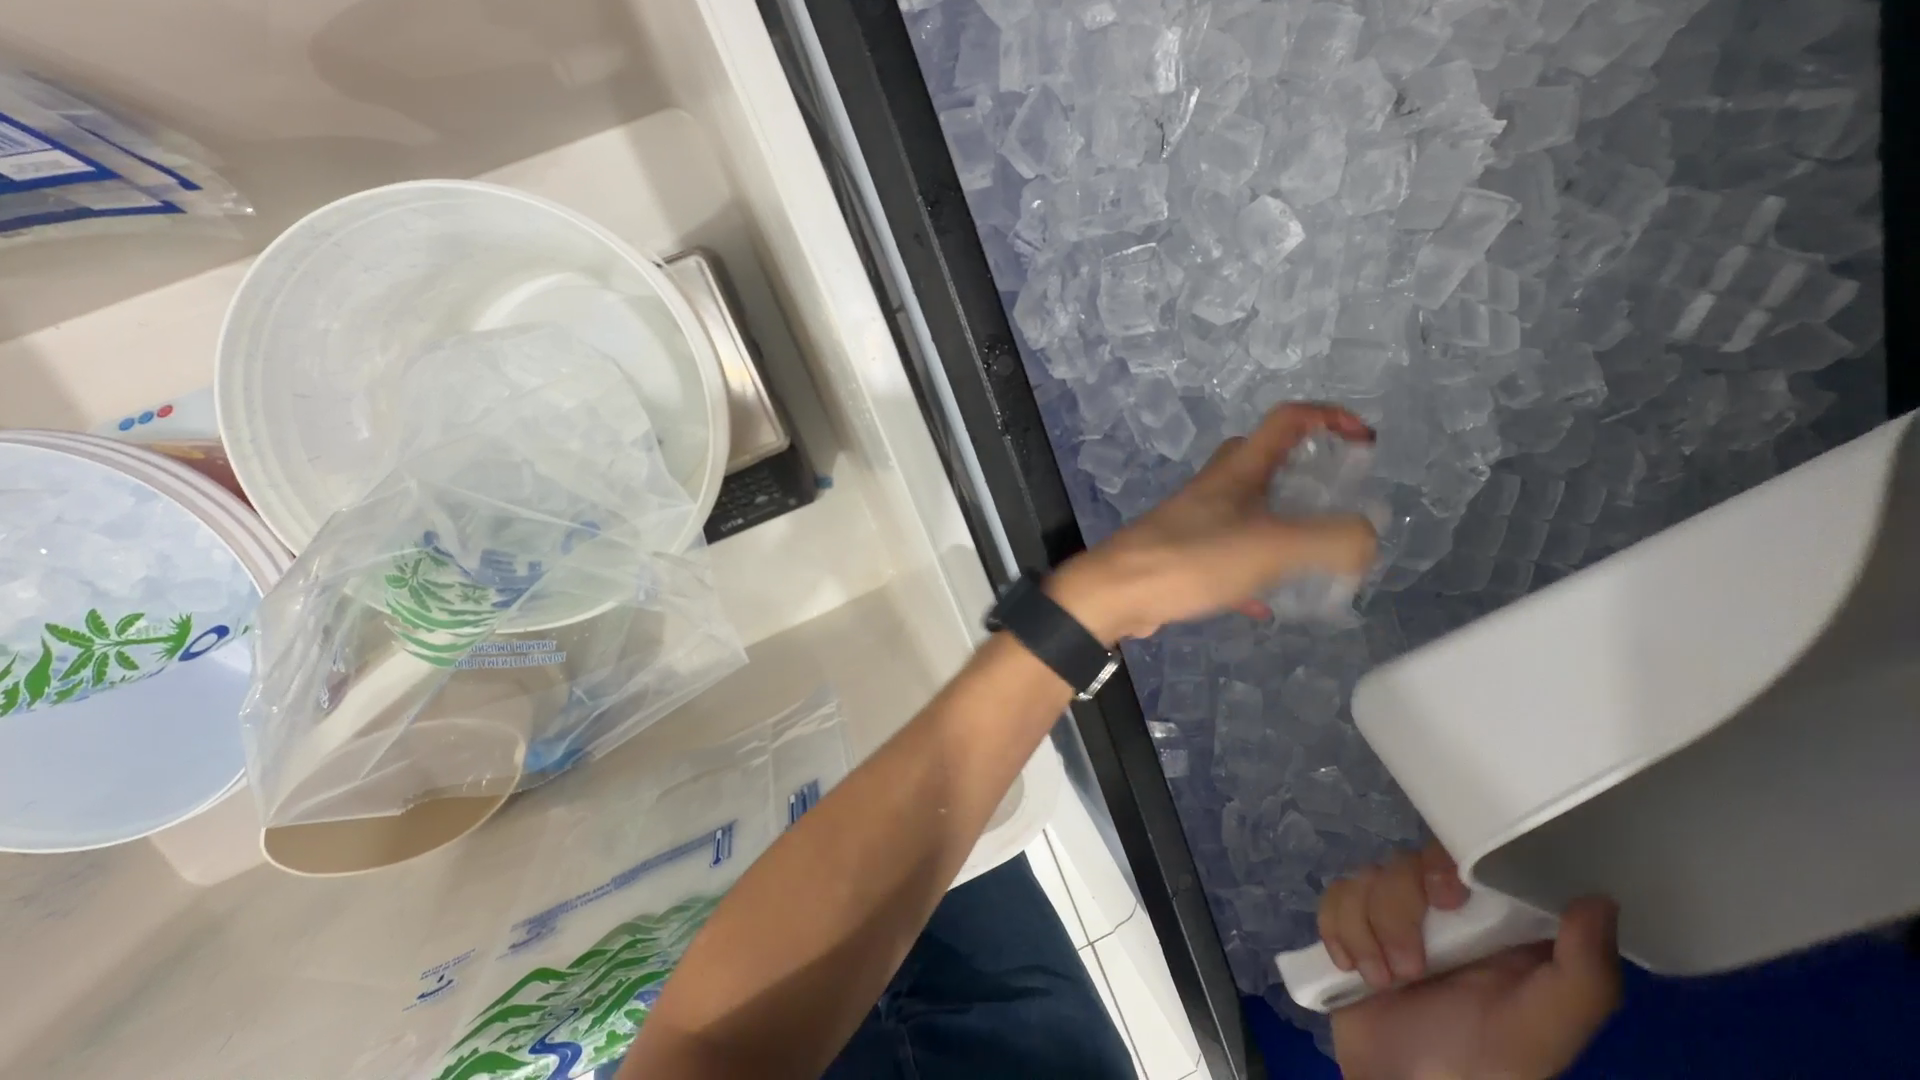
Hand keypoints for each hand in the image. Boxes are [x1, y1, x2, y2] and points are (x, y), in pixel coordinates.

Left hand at [1047, 403, 1378, 643]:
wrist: (1116, 594)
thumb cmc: (1193, 559)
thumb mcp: (1274, 547)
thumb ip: (1332, 540)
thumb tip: (1367, 539)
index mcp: (1239, 471)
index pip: (1288, 420)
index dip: (1330, 418)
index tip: (1363, 440)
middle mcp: (1216, 489)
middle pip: (1265, 461)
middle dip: (1305, 471)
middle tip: (1334, 499)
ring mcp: (1195, 523)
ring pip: (1247, 512)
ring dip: (1282, 525)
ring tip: (1312, 555)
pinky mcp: (1182, 558)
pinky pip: (1229, 559)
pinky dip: (1254, 575)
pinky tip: (1266, 605)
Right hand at [1323, 844, 1621, 1079]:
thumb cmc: (1486, 1064)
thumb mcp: (1548, 1030)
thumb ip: (1584, 975)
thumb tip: (1599, 899)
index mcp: (1496, 923)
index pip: (1468, 857)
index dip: (1449, 864)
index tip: (1447, 897)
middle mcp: (1445, 912)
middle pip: (1406, 863)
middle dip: (1397, 911)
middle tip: (1410, 965)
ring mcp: (1394, 918)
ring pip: (1365, 878)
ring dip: (1365, 932)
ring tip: (1382, 982)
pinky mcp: (1353, 929)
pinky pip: (1333, 898)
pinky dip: (1337, 932)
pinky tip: (1351, 970)